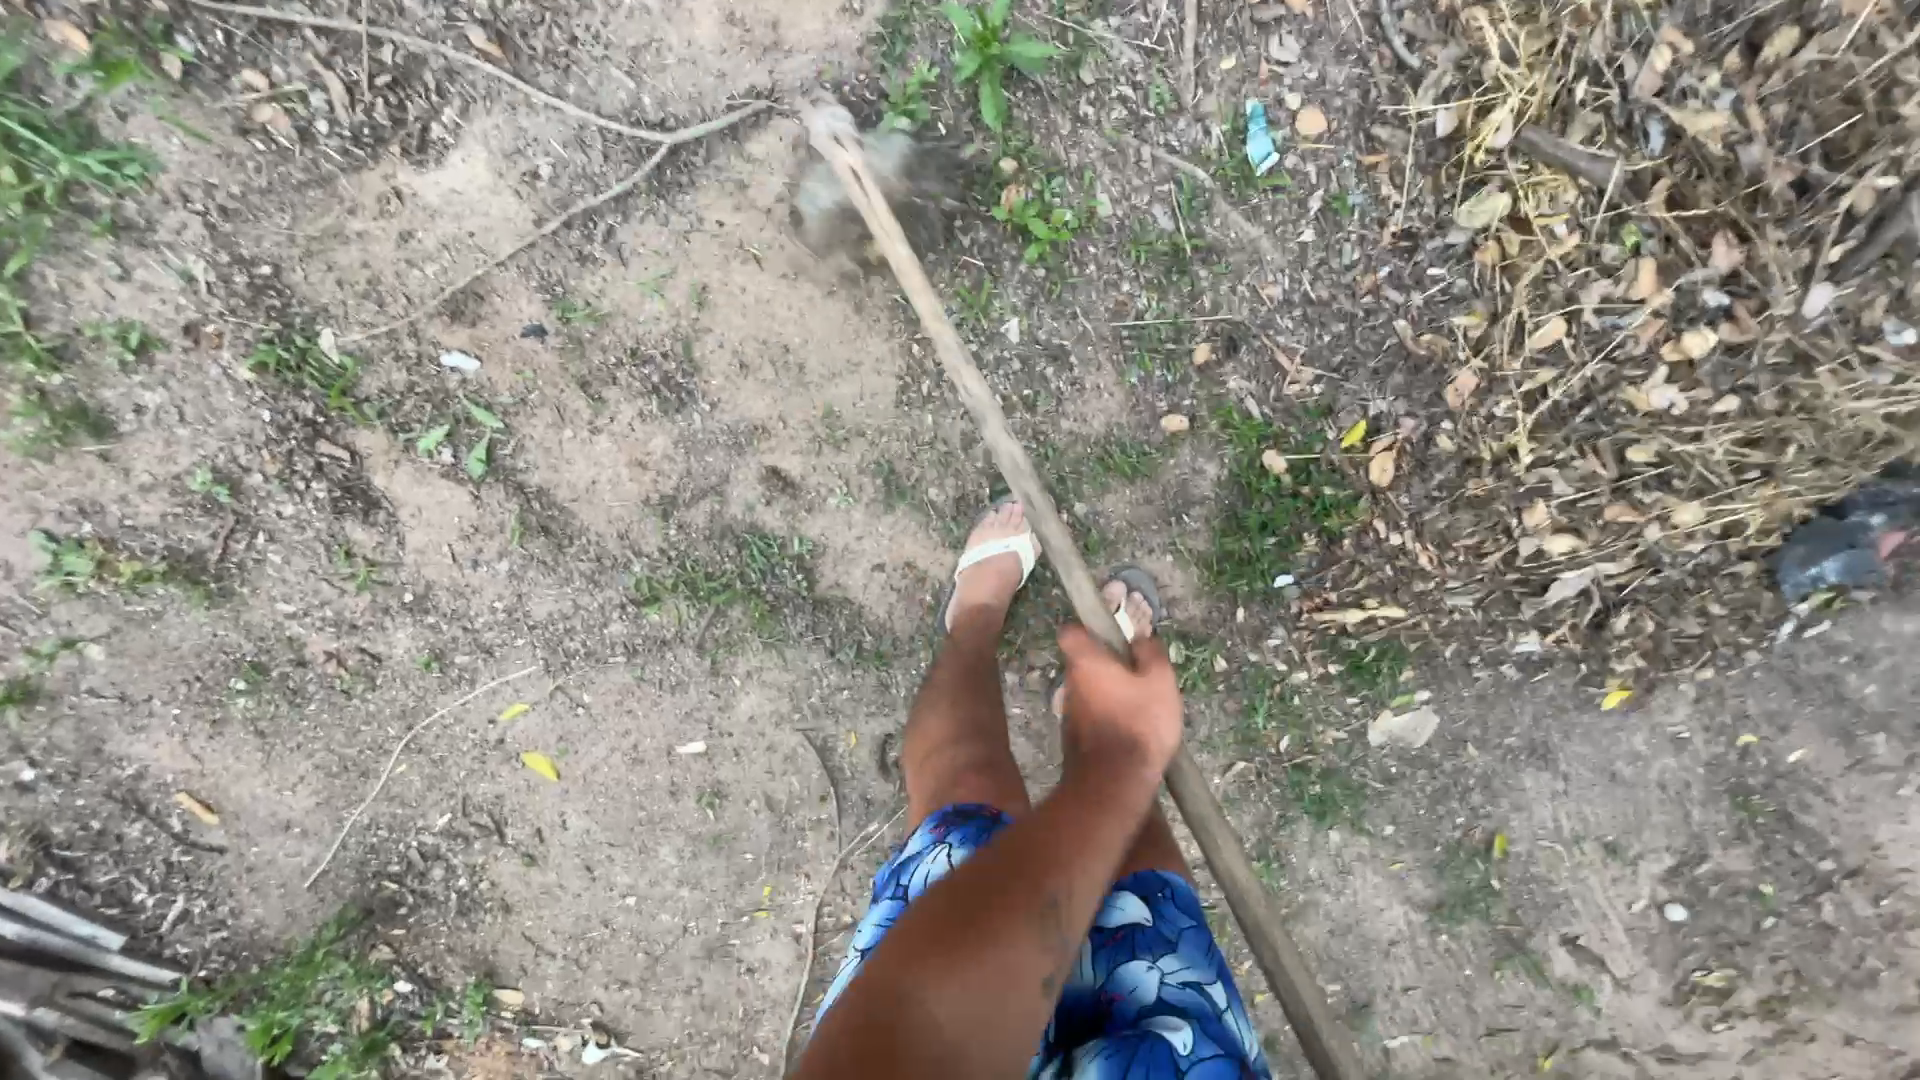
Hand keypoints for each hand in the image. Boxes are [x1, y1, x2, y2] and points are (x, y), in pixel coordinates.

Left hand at [1057, 624, 1183, 783]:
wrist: (1115, 781)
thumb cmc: (1139, 722)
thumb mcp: (1160, 681)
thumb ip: (1151, 653)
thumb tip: (1140, 639)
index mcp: (1084, 662)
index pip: (1070, 631)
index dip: (1088, 630)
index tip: (1111, 637)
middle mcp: (1069, 682)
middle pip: (1084, 661)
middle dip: (1108, 664)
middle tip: (1139, 674)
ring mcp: (1068, 711)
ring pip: (1089, 689)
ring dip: (1110, 691)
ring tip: (1141, 705)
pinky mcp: (1073, 735)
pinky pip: (1092, 713)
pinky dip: (1107, 714)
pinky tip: (1132, 728)